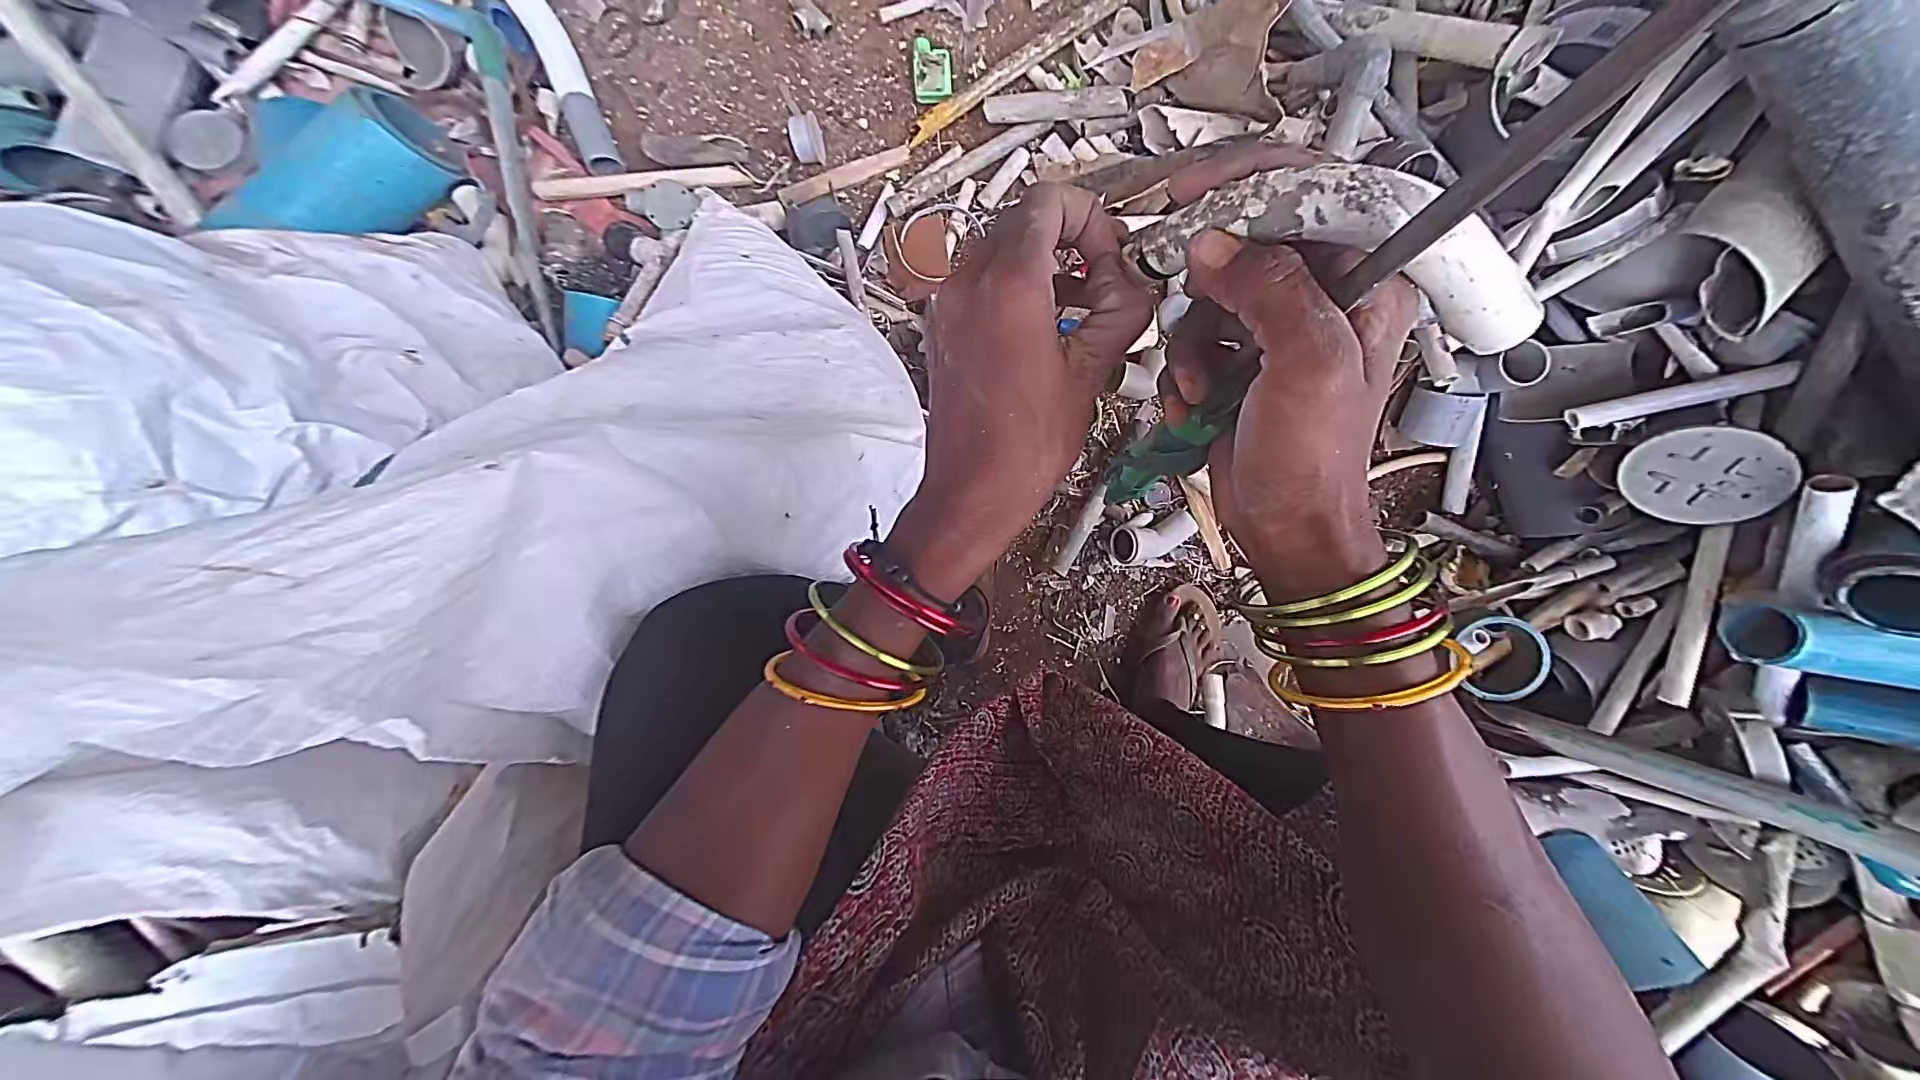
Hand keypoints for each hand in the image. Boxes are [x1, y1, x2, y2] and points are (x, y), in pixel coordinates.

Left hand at [889, 183, 1151, 599]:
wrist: (971, 489)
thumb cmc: (1020, 449)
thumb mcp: (1090, 374)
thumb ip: (1121, 310)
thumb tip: (1132, 282)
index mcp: (1009, 287)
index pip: (1050, 202)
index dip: (1091, 218)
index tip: (1108, 254)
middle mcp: (969, 285)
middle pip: (1024, 218)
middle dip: (1071, 237)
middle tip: (1101, 275)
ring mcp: (949, 305)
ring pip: (1000, 246)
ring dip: (1044, 261)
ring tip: (1080, 302)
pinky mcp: (943, 327)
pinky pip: (980, 280)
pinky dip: (1015, 285)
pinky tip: (1045, 322)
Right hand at [1157, 145, 1417, 598]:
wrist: (1283, 524)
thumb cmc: (1314, 462)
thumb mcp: (1307, 366)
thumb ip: (1269, 291)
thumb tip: (1214, 246)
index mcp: (1366, 282)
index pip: (1314, 195)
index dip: (1252, 184)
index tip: (1194, 195)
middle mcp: (1322, 298)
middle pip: (1248, 245)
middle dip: (1208, 289)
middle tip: (1190, 308)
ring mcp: (1275, 332)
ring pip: (1211, 296)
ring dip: (1189, 344)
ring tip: (1199, 388)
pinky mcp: (1239, 362)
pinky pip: (1193, 338)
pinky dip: (1181, 371)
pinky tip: (1194, 404)